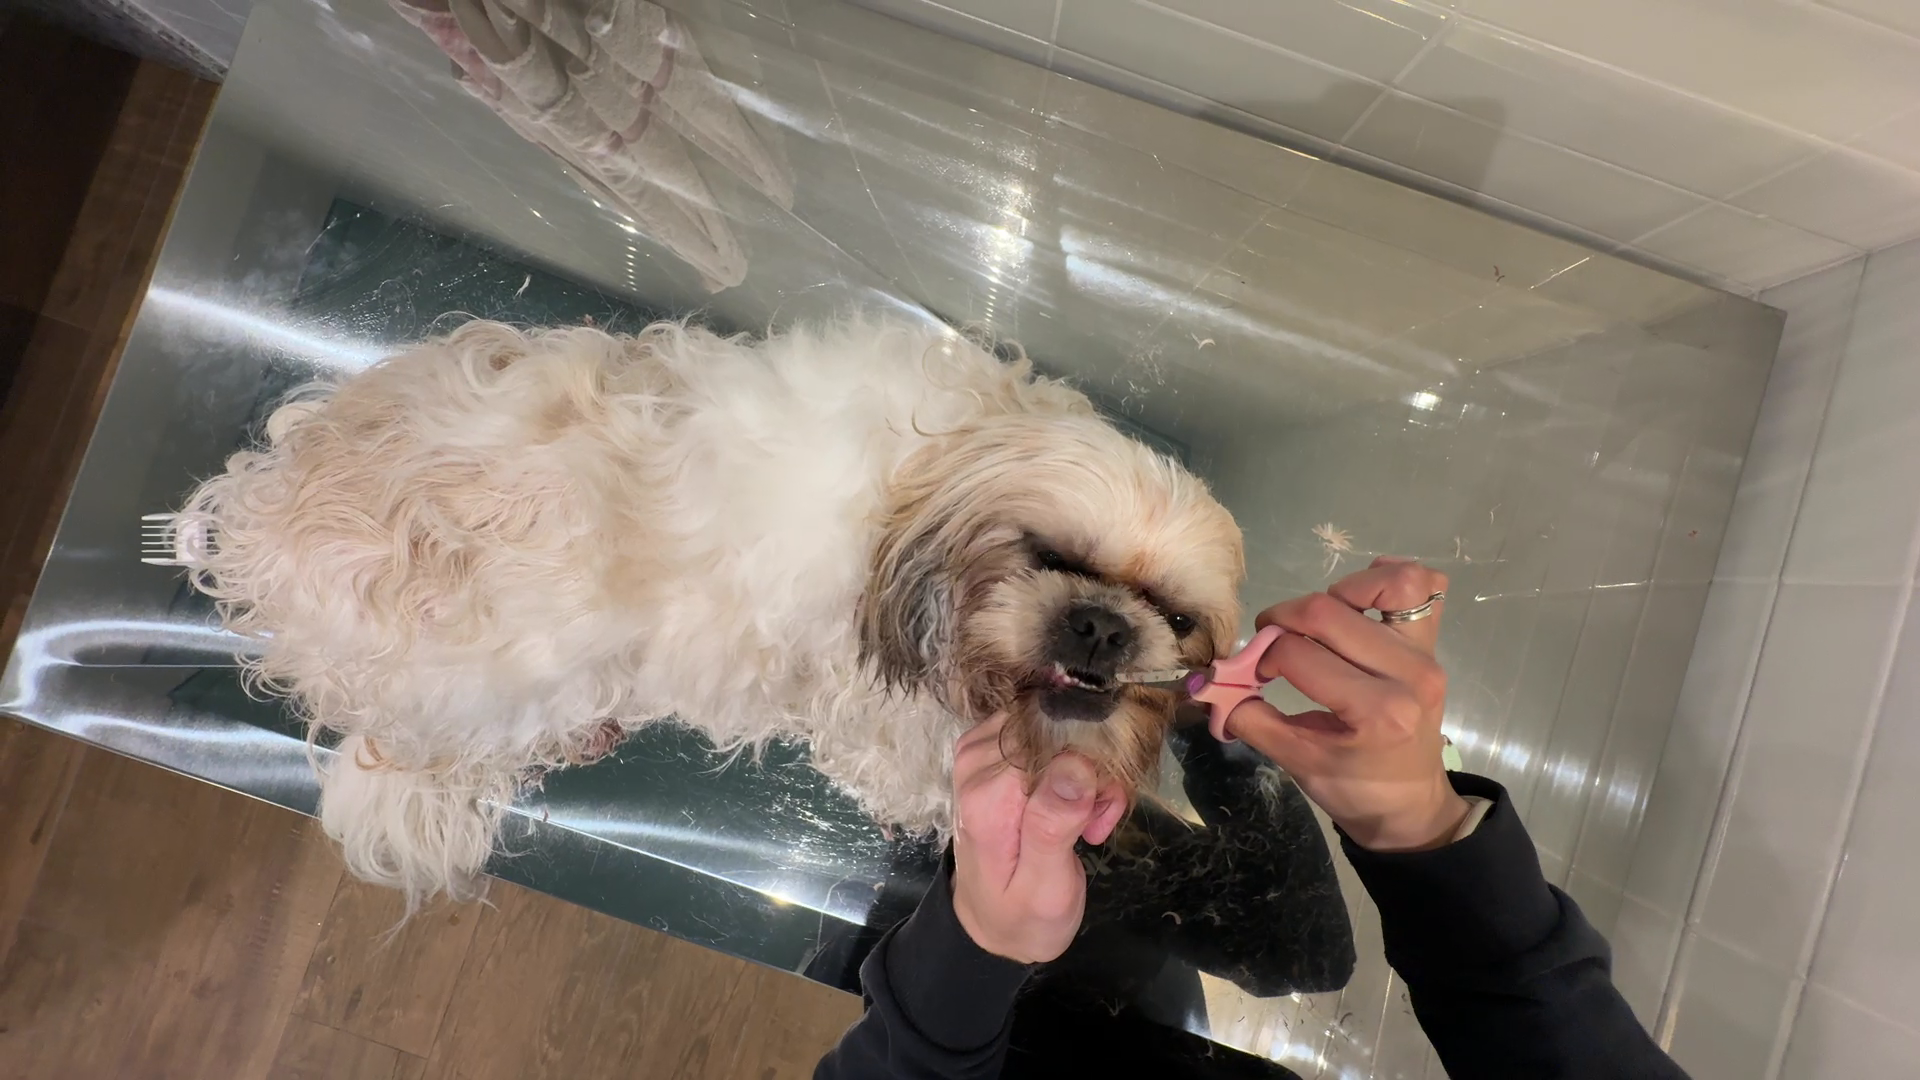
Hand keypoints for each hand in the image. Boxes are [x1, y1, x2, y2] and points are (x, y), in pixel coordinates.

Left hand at [949, 713, 1126, 963]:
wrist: (990, 923)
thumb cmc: (1022, 914)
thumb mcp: (1045, 887)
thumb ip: (1054, 824)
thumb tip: (1075, 762)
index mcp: (987, 797)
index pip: (1055, 745)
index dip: (1089, 775)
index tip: (1097, 821)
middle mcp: (976, 763)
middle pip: (1056, 735)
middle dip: (1090, 775)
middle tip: (1093, 826)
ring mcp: (978, 751)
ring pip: (1054, 732)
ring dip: (1083, 773)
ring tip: (1083, 822)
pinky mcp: (988, 748)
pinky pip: (1042, 735)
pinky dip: (1066, 765)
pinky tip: (1071, 804)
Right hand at [1224, 557, 1471, 852]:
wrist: (1409, 806)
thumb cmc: (1352, 787)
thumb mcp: (1294, 760)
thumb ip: (1248, 717)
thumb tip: (1206, 683)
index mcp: (1377, 712)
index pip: (1296, 653)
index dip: (1261, 657)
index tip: (1255, 675)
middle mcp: (1408, 675)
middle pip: (1326, 612)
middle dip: (1282, 620)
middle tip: (1271, 642)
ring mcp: (1426, 655)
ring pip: (1385, 585)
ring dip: (1336, 593)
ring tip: (1317, 621)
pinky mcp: (1431, 644)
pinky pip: (1424, 587)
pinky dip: (1387, 579)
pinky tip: (1358, 597)